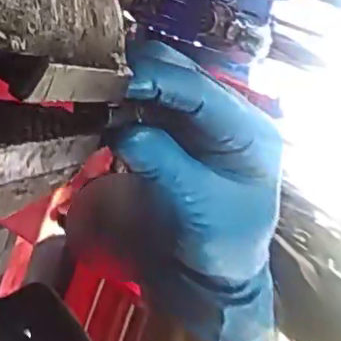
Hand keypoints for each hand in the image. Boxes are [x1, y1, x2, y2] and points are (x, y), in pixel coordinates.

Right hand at [108, 40, 280, 340]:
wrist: (203, 272)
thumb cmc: (214, 245)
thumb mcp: (194, 205)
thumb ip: (160, 161)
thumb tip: (122, 130)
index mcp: (247, 130)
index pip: (197, 87)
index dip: (154, 78)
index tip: (114, 78)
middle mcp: (225, 111)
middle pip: (175, 68)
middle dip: (134, 69)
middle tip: (95, 80)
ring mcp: (195, 114)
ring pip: (155, 72)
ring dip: (124, 77)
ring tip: (93, 90)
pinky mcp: (169, 120)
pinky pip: (140, 92)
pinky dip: (119, 92)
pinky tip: (100, 102)